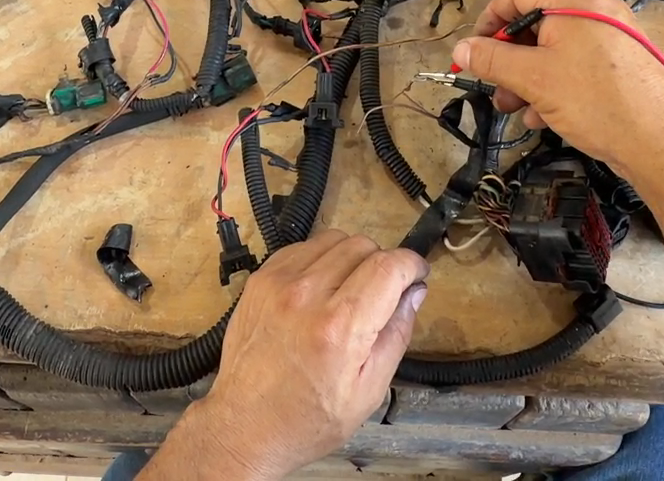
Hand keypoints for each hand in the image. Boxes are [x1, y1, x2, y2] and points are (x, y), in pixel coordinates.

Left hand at [144, 230, 427, 480]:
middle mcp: (308, 294)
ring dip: (351, 257)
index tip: (417, 273)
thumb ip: (397, 334)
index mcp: (340, 327)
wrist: (246, 423)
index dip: (411, 264)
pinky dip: (320, 259)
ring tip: (349, 289)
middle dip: (382, 263)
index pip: (388, 267)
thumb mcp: (369, 391)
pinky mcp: (261, 276)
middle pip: (362, 245)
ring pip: (334, 238)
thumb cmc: (308, 417)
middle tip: (381, 291)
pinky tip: (320, 288)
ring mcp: (280, 281)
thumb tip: (414, 291)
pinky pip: (303, 246)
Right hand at [448, 0, 663, 179]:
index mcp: (574, 1)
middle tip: (493, 85)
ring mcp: (614, 36)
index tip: (477, 49)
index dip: (490, 17)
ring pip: (555, 46)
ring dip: (526, 74)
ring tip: (514, 107)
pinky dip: (554, 83)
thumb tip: (461, 49)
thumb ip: (492, 59)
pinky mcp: (624, 64)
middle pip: (536, 19)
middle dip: (508, 54)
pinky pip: (577, 63)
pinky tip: (543, 116)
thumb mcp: (533, 79)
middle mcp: (596, 10)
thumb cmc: (596, 102)